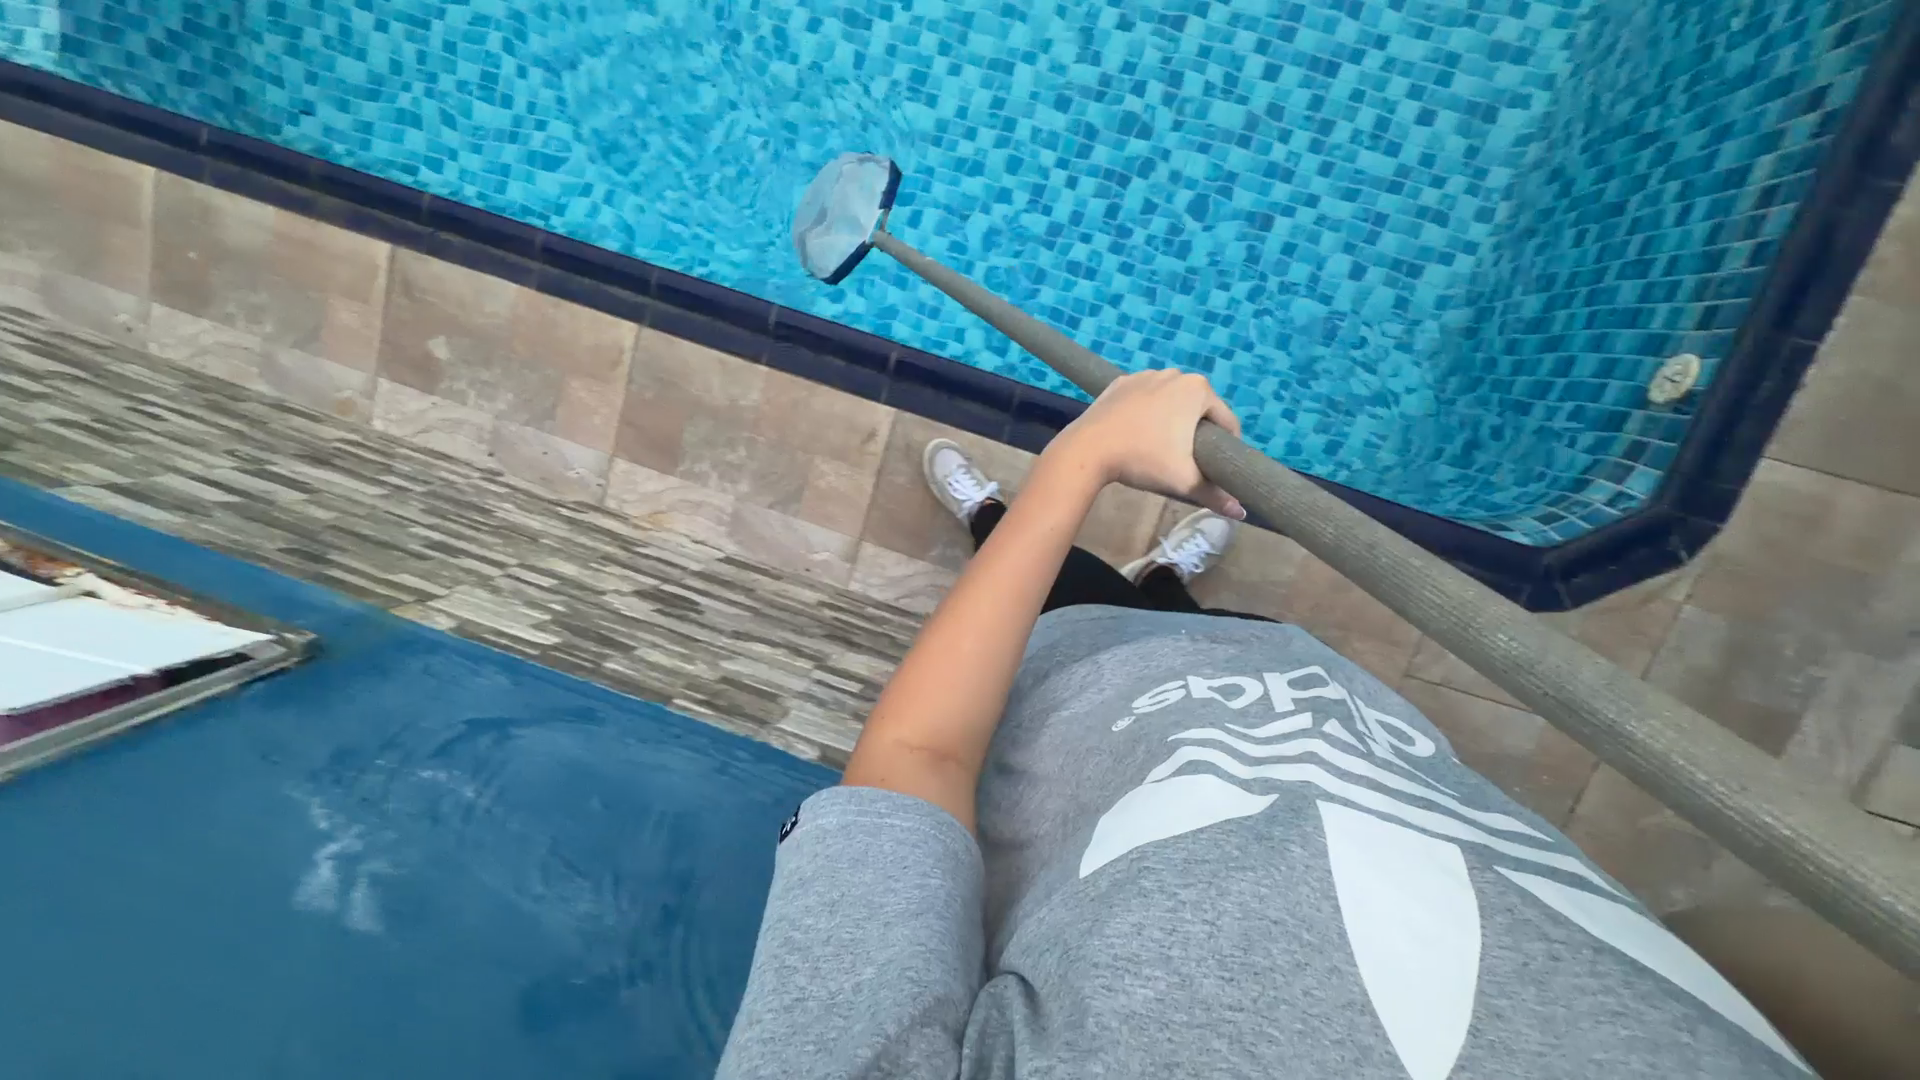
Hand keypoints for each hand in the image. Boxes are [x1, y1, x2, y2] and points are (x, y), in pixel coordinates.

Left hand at [1047, 368, 1244, 519]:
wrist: (1089, 449)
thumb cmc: (1143, 459)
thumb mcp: (1184, 480)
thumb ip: (1215, 495)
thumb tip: (1240, 511)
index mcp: (1198, 389)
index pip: (1226, 421)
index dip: (1226, 446)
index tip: (1216, 466)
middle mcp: (1174, 374)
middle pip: (1198, 408)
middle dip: (1197, 432)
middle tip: (1186, 459)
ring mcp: (1145, 375)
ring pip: (1170, 401)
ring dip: (1172, 420)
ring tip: (1161, 447)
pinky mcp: (1120, 382)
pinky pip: (1143, 399)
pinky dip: (1145, 413)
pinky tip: (1137, 433)